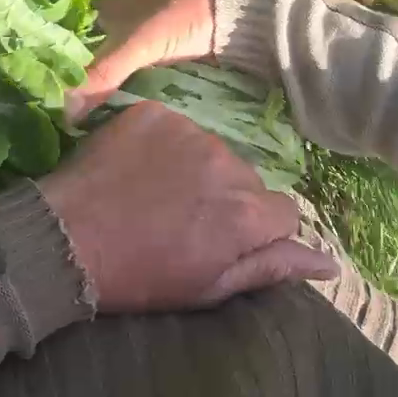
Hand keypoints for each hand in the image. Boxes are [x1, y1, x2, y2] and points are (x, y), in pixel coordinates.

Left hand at [37, 101, 336, 312]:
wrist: (67, 236)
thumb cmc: (140, 273)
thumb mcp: (210, 285)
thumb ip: (271, 266)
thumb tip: (331, 263)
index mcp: (247, 211)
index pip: (282, 211)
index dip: (255, 229)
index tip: (220, 239)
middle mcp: (228, 162)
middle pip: (246, 178)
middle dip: (225, 196)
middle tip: (181, 218)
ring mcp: (189, 130)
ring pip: (211, 149)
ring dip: (195, 167)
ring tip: (156, 193)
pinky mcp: (154, 111)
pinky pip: (175, 126)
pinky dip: (164, 144)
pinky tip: (138, 167)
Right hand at [66, 0, 217, 123]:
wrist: (232, 23)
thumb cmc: (179, 19)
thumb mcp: (136, 44)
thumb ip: (102, 73)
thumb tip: (64, 110)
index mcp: (100, 14)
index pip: (64, 44)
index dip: (51, 68)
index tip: (38, 98)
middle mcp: (110, 32)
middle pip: (82, 66)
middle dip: (71, 91)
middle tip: (53, 124)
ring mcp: (131, 54)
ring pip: (103, 81)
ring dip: (93, 102)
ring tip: (72, 133)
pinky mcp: (150, 72)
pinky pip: (124, 90)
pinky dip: (115, 105)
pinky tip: (101, 126)